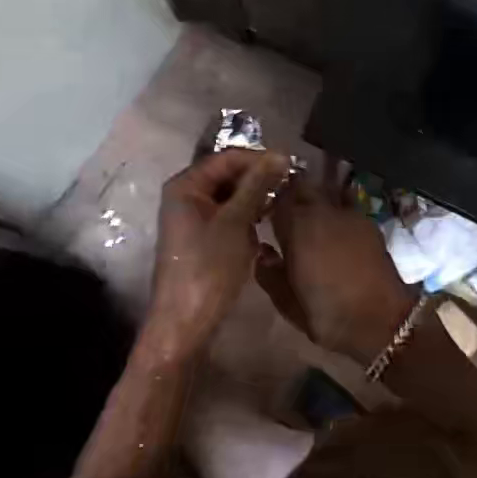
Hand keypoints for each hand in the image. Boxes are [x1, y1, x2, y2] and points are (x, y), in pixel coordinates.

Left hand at [147, 149, 292, 357]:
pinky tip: (267, 222)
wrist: (186, 322)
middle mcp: (185, 195)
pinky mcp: (202, 236)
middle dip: (257, 177)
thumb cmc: (209, 267)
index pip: (227, 158)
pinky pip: (228, 214)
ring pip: (229, 195)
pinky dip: (247, 215)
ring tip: (283, 202)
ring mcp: (193, 217)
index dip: (258, 159)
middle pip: (227, 174)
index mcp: (185, 185)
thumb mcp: (236, 221)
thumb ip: (256, 185)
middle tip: (290, 184)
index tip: (291, 165)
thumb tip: (281, 154)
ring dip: (255, 197)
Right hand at [263, 174, 415, 362]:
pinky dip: (337, 210)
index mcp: (297, 226)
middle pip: (302, 186)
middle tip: (285, 211)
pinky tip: (335, 227)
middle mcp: (322, 210)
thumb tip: (264, 251)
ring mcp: (349, 213)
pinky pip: (346, 204)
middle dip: (292, 193)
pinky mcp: (368, 222)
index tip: (264, 212)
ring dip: (316, 197)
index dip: (269, 201)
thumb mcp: (287, 303)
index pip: (277, 197)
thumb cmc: (328, 314)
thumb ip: (269, 273)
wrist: (381, 319)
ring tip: (310, 216)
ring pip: (326, 191)